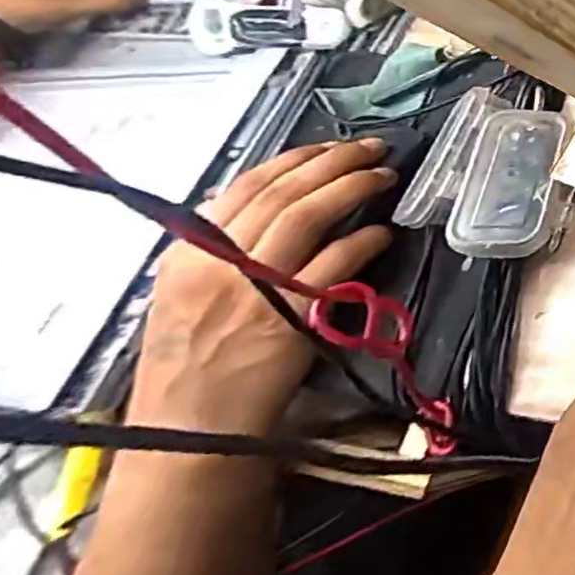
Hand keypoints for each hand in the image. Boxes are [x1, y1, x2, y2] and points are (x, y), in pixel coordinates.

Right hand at [129, 139, 397, 436]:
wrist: (191, 428)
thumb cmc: (195, 358)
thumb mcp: (189, 292)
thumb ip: (224, 247)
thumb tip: (271, 199)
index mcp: (187, 254)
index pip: (247, 186)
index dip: (299, 158)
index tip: (335, 145)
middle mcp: (214, 263)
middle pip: (285, 193)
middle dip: (337, 161)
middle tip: (377, 148)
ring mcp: (252, 287)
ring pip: (309, 216)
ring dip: (355, 187)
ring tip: (387, 176)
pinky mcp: (288, 314)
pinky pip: (336, 262)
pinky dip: (366, 240)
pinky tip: (386, 232)